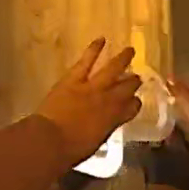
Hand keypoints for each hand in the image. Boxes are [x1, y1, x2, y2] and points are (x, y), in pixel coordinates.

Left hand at [34, 38, 141, 165]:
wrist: (50, 140)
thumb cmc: (71, 150)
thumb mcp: (94, 143)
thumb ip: (103, 129)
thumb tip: (103, 125)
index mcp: (113, 119)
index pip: (131, 109)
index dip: (135, 104)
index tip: (136, 101)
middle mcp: (108, 100)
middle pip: (126, 87)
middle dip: (133, 82)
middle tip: (138, 77)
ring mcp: (92, 86)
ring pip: (112, 69)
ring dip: (122, 59)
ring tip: (130, 50)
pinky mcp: (74, 78)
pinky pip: (87, 61)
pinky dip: (94, 49)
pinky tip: (101, 39)